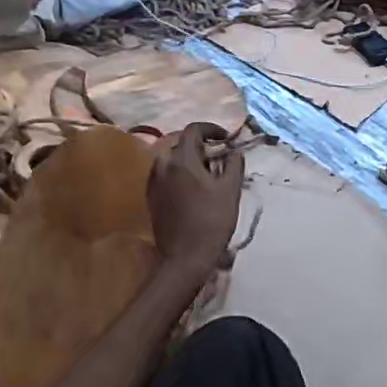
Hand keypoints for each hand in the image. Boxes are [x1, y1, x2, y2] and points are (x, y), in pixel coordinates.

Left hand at [147, 123, 243, 276]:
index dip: (212, 129)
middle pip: (181, 143)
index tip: (227, 138)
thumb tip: (234, 151)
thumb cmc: (212, 221)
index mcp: (181, 159)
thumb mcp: (230, 190)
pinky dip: (180, 172)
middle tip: (219, 156)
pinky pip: (165, 173)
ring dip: (190, 158)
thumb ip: (234, 163)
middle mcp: (162, 165)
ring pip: (171, 158)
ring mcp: (153, 181)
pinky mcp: (151, 196)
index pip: (193, 130)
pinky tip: (193, 187)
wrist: (186, 256)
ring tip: (208, 172)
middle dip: (201, 145)